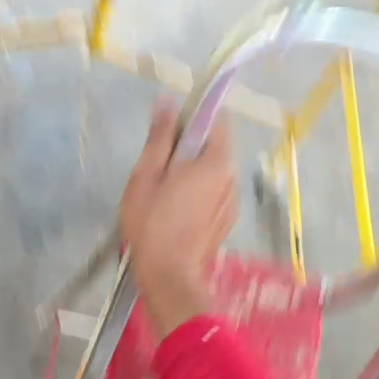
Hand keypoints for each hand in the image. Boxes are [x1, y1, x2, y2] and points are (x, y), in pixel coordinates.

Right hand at [118, 103, 236, 337]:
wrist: (169, 277)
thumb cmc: (152, 223)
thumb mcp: (146, 174)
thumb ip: (160, 136)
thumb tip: (168, 101)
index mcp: (217, 160)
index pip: (217, 117)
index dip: (193, 115)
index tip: (168, 129)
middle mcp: (233, 176)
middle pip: (213, 145)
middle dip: (188, 147)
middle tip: (156, 166)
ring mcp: (232, 201)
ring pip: (211, 171)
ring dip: (191, 171)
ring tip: (162, 192)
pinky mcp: (225, 221)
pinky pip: (212, 194)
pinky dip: (196, 193)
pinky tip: (174, 212)